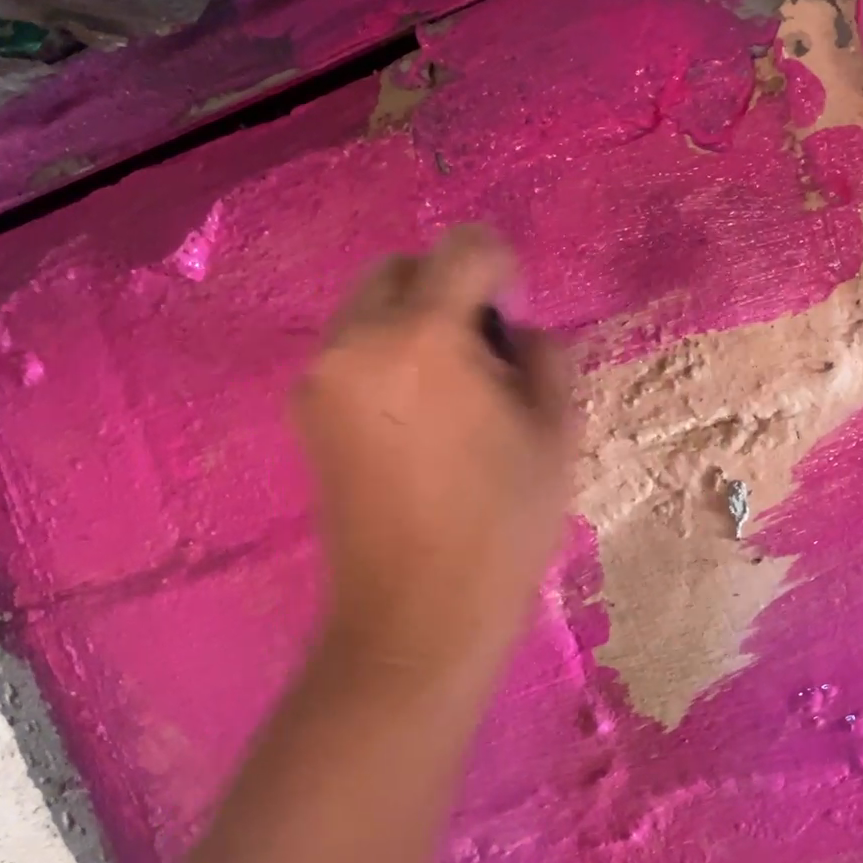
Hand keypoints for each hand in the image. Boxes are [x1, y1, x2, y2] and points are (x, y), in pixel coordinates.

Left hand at [293, 226, 572, 687]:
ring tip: (452, 394)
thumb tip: (513, 333)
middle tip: (485, 355)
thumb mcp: (557, 431)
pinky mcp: (306, 416)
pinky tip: (419, 422)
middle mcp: (357, 341)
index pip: (465, 249)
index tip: (517, 319)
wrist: (419, 613)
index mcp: (425, 337)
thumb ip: (544, 355)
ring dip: (414, 323)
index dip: (503, 269)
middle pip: (402, 268)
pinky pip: (351, 354)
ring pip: (369, 309)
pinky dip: (386, 359)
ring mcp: (321, 379)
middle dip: (449, 288)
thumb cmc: (504, 523)